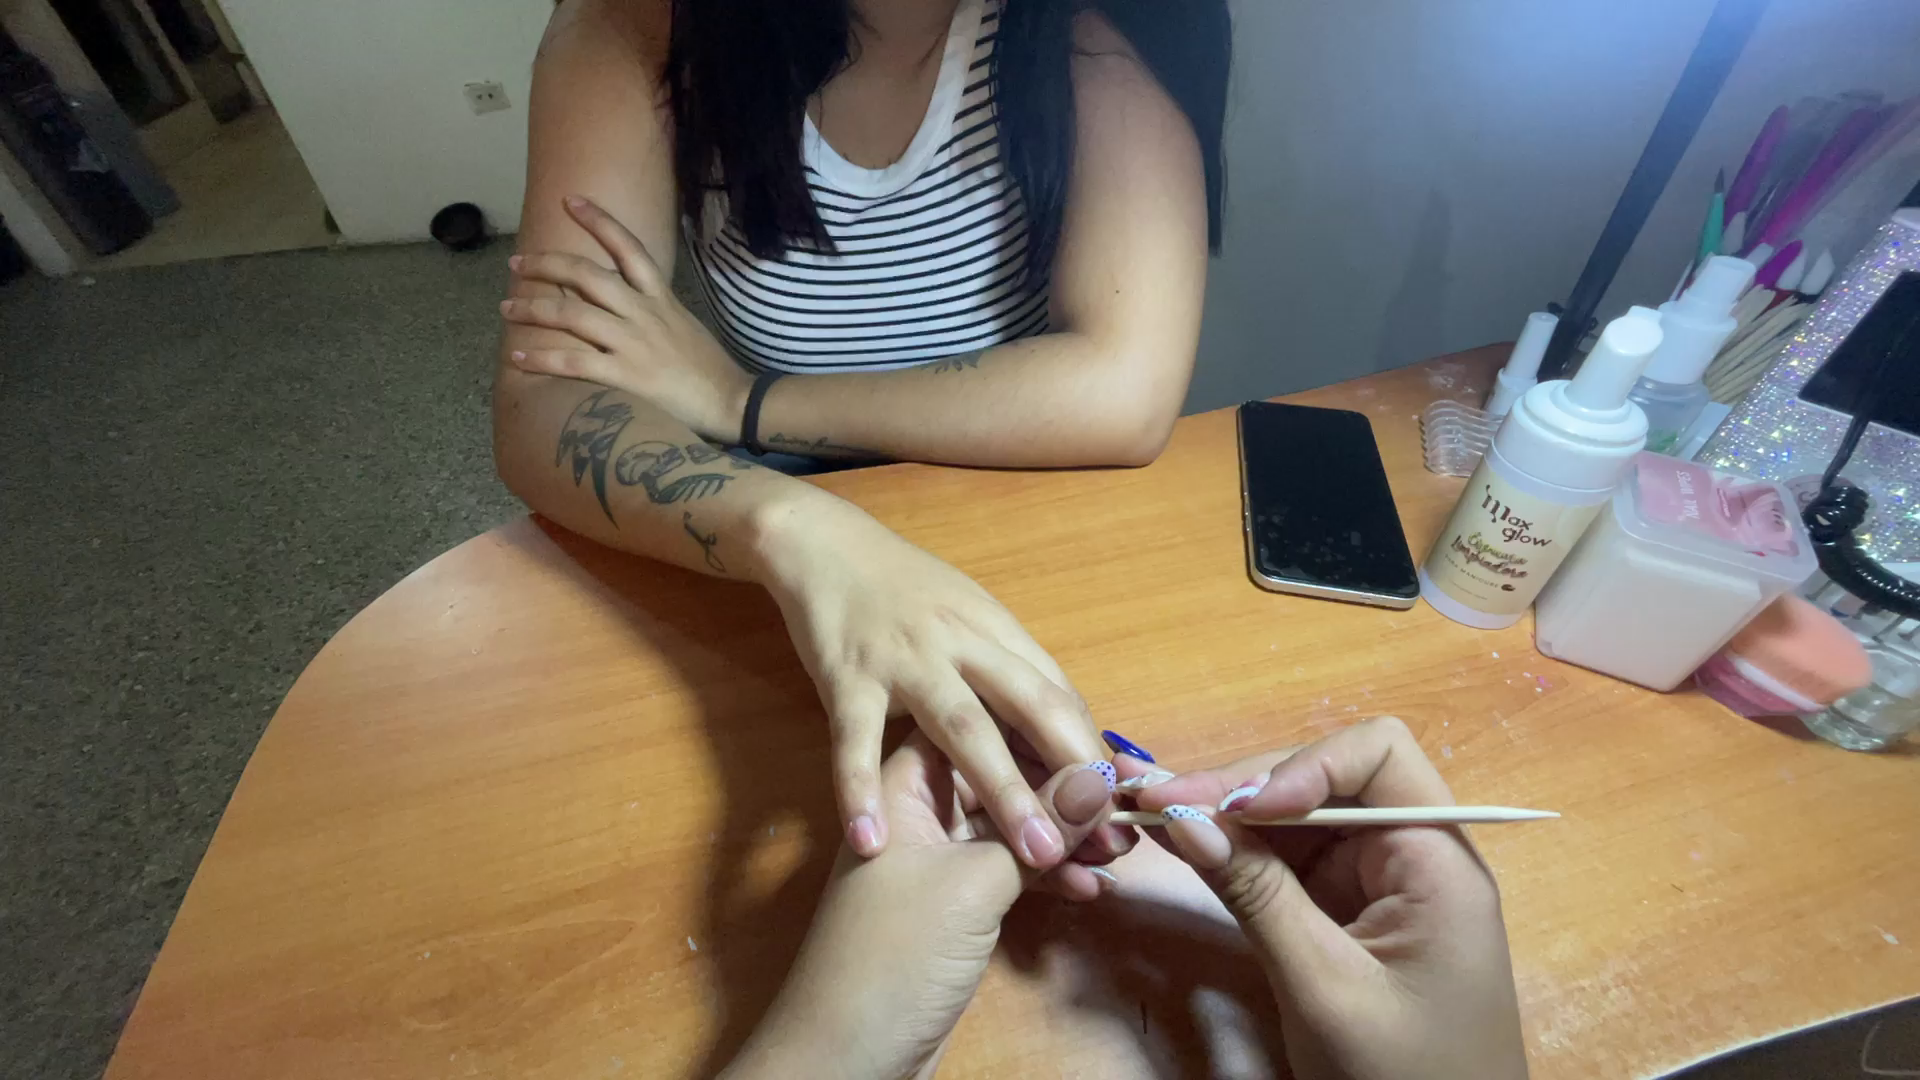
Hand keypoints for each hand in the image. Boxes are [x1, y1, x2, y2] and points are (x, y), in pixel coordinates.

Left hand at [502, 196, 751, 440]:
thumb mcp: (687, 327)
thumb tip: (628, 304)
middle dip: (545, 265)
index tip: (569, 200)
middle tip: (516, 264)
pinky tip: (518, 355)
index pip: (630, 249)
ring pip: (571, 315)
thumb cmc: (713, 371)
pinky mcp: (628, 376)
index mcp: (662, 300)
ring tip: (506, 308)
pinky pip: (574, 362)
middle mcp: (645, 315)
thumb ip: (658, 312)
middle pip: (586, 276)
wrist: (734, 403)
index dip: (598, 221)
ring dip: (532, 308)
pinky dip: (542, 357)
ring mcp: (635, 344)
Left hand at [723, 735, 1118, 1079]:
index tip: (1098, 751)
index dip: (1037, 731)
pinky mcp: (959, 898)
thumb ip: (1039, 827)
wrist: (845, 1060)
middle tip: (1121, 812)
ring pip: (1014, 826)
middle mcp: (925, 806)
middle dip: (1062, 793)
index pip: (977, 727)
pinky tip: (1090, 888)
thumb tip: (1101, 778)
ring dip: (1065, 839)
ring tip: (1119, 852)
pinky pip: (1012, 869)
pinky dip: (1049, 878)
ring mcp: (943, 854)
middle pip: (1003, 777)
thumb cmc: (896, 951)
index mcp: (908, 780)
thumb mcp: (973, 884)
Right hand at [751, 492, 1115, 871]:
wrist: (828, 546)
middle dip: (1071, 775)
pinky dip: (860, 789)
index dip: (1089, 750)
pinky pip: (856, 738)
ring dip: (1003, 790)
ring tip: (1034, 857)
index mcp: (995, 631)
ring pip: (961, 726)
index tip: (1114, 806)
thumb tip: (1059, 719)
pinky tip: (873, 841)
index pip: (1057, 692)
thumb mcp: (969, 612)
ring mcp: (905, 661)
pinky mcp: (847, 678)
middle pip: (1028, 708)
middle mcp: (961, 645)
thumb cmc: (906, 584)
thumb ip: (1008, 664)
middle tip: (1103, 842)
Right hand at [1133, 717, 1527, 1079]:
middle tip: (1153, 797)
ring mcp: (1363, 872)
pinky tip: (1173, 827)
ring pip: (1284, 806)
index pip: (1376, 756)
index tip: (1241, 807)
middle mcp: (1401, 848)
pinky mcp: (1331, 896)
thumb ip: (1255, 894)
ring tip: (1144, 800)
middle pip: (1314, 774)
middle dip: (1236, 785)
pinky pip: (1273, 847)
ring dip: (1216, 805)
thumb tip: (1178, 817)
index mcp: (1434, 861)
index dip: (1303, 763)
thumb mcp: (1324, 989)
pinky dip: (1223, 839)